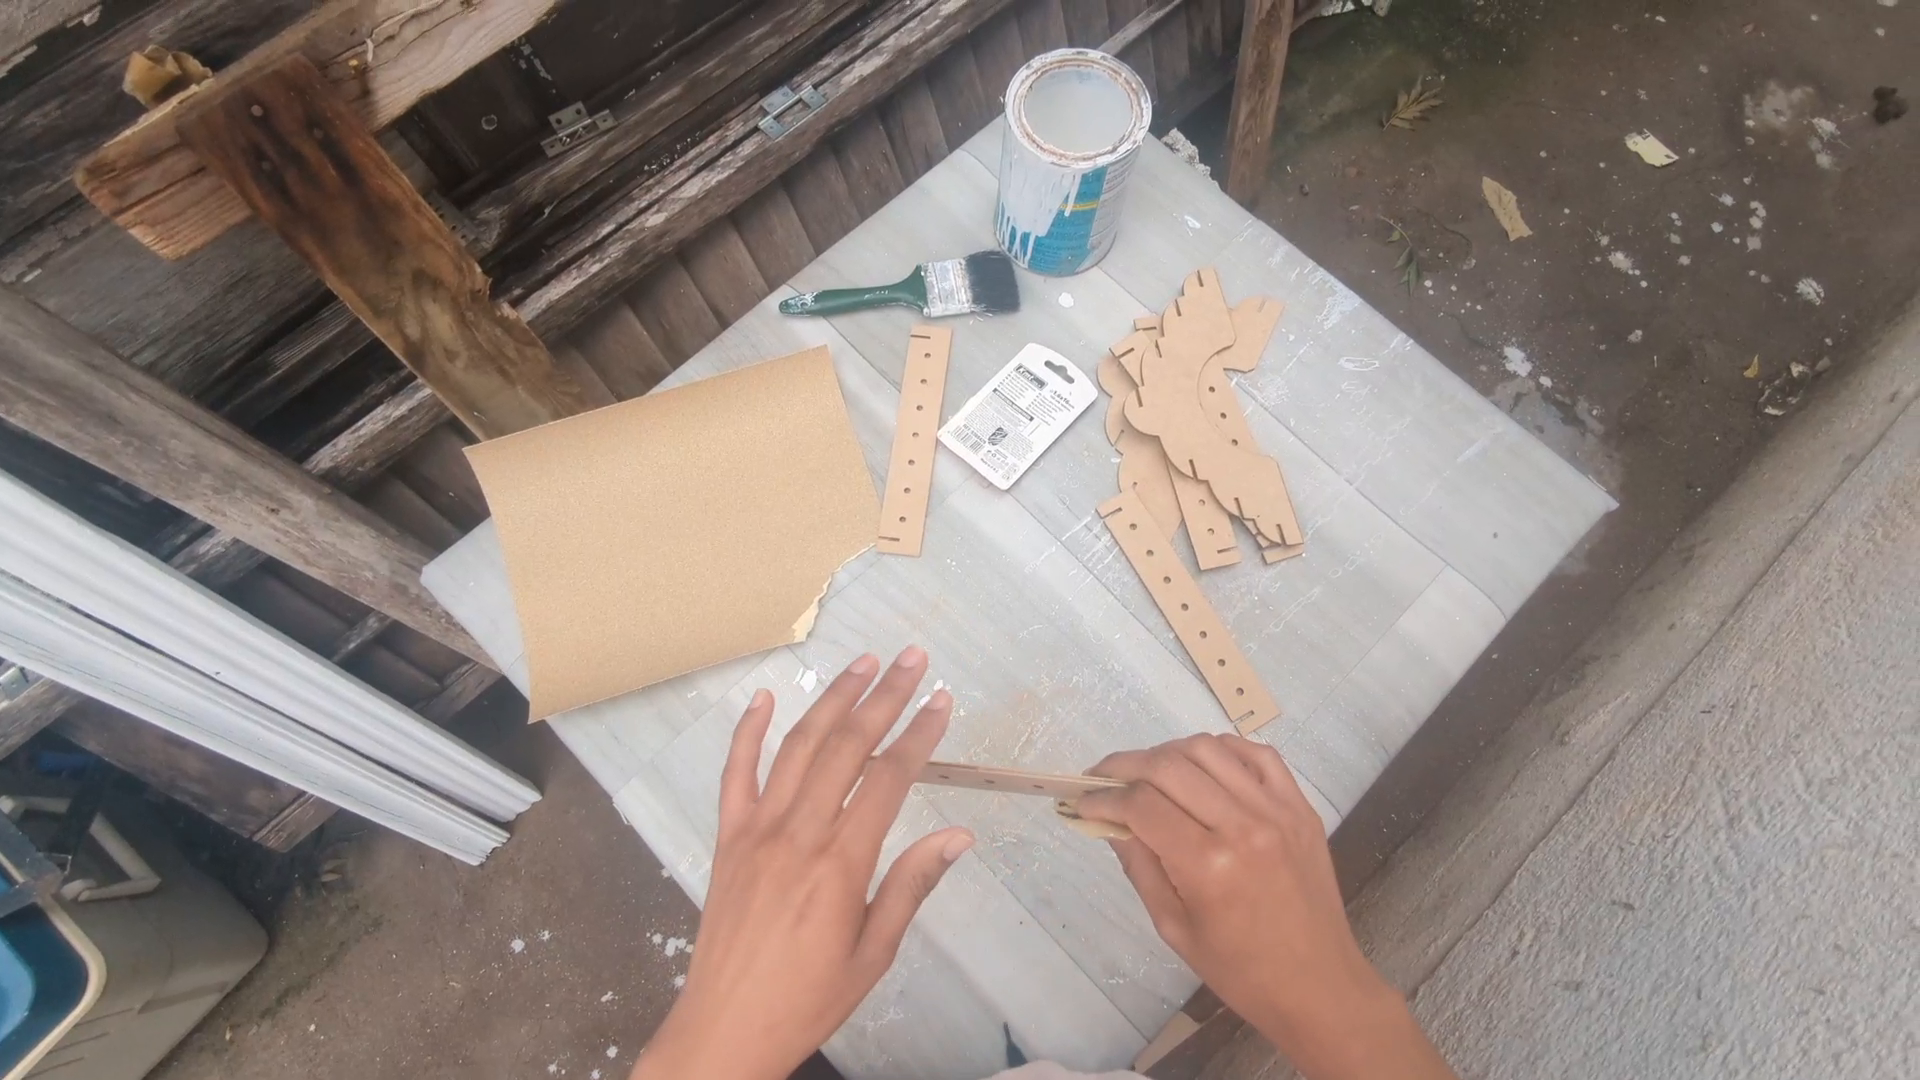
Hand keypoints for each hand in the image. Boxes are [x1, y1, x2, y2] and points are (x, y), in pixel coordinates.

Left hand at [632, 647, 971, 1079]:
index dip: (920, 734)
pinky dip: (747, 731)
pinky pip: (734, 774)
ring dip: (832, 699)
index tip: (942, 700)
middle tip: (912, 660)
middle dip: (883, 697)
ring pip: (797, 747)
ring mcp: (756, 829)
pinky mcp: (727, 836)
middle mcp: (797, 832)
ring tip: (862, 663)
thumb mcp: (874, 952)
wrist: (723, 1032)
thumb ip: (912, 885)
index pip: (889, 779)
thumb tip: (959, 835)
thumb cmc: (808, 997)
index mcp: (839, 863)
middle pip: (846, 747)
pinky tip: (763, 697)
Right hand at [1077, 735, 1453, 1079]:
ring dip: (1167, 753)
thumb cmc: (1240, 969)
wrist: (1321, 987)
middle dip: (1124, 765)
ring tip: (1150, 773)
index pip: (1140, 805)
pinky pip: (1256, 752)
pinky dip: (1221, 748)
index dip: (1103, 797)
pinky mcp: (1300, 806)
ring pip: (1207, 748)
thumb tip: (1107, 819)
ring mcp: (1277, 810)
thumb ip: (1137, 864)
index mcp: (1208, 865)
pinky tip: (1201, 766)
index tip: (1084, 800)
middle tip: (1104, 777)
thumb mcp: (1173, 927)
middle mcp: (1242, 826)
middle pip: (1167, 766)